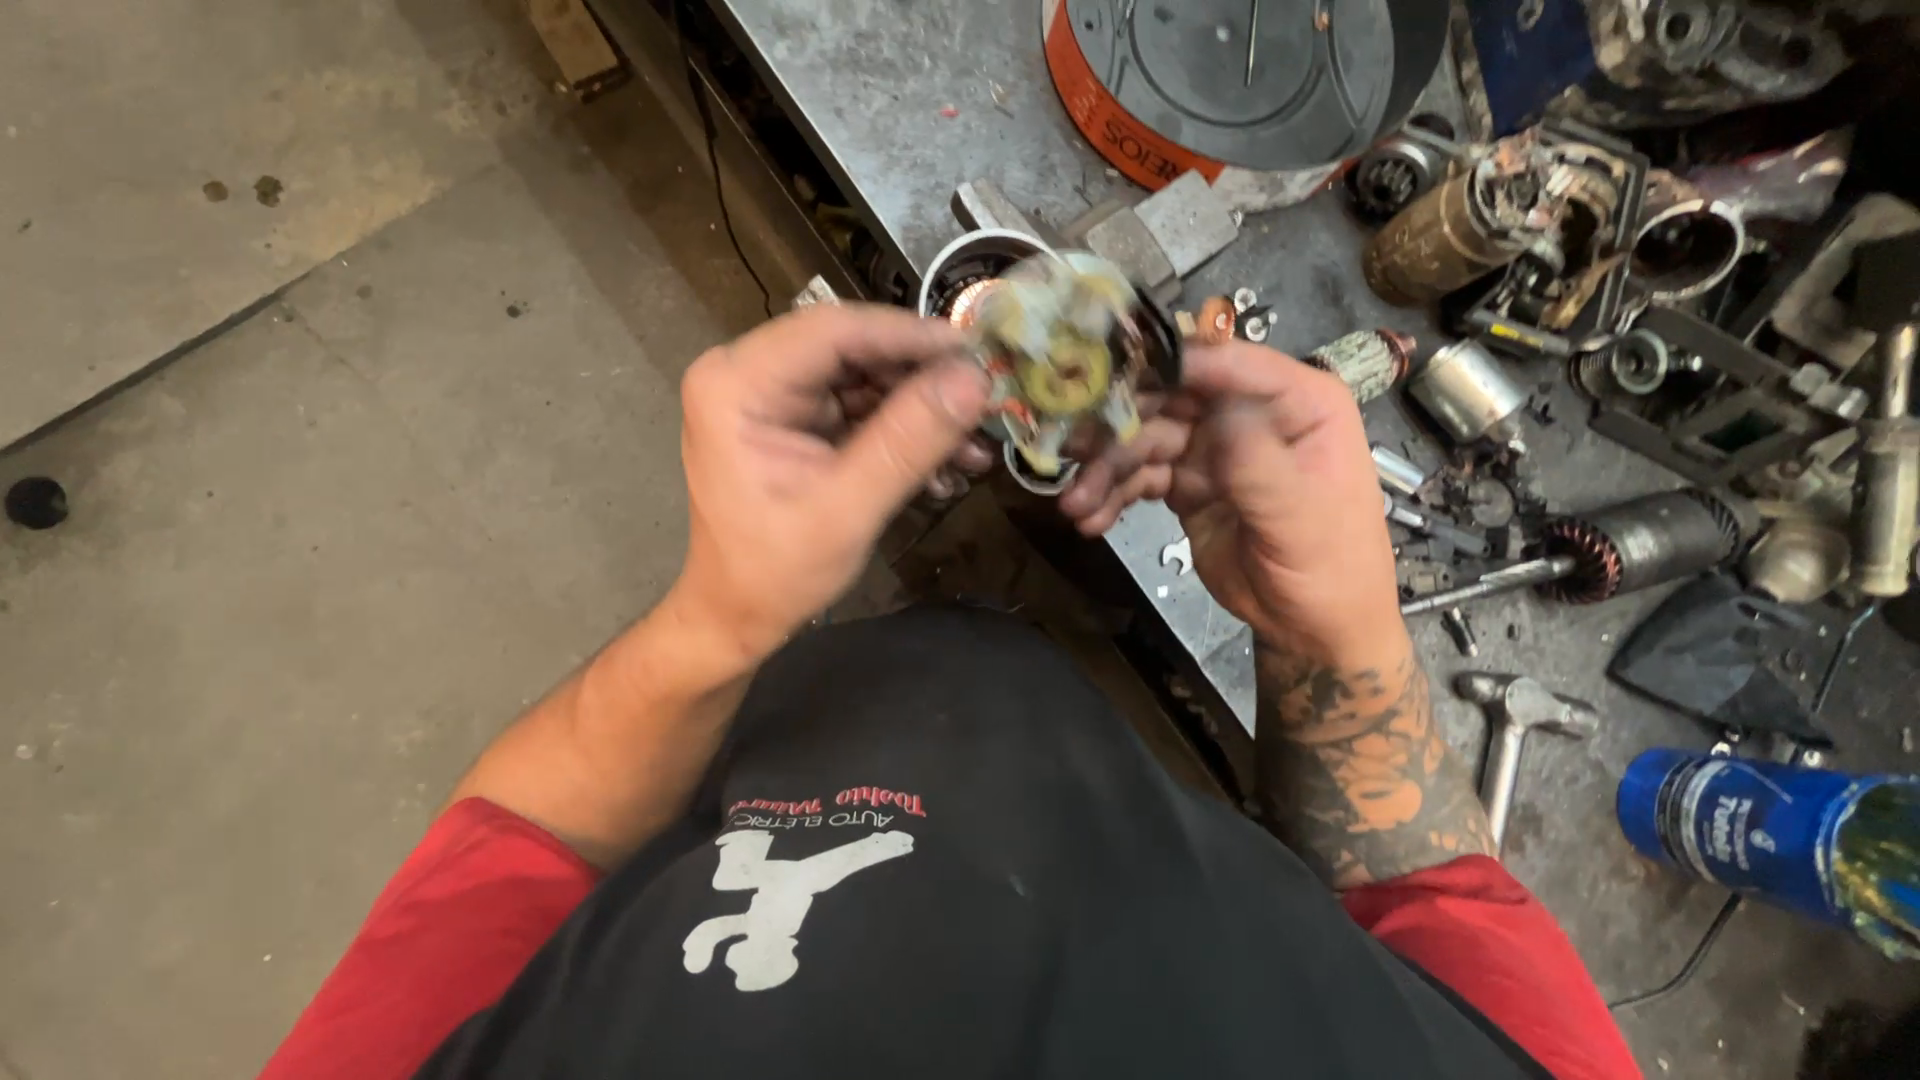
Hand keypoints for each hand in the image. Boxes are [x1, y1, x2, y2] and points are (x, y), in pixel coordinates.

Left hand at [673, 305, 989, 660]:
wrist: (738, 614)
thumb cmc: (775, 572)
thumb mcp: (846, 510)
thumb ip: (908, 442)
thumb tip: (974, 380)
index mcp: (736, 384)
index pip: (832, 331)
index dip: (908, 335)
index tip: (974, 350)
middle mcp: (747, 373)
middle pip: (852, 349)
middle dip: (921, 378)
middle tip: (984, 400)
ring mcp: (772, 394)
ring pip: (864, 375)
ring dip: (921, 409)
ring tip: (974, 446)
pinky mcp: (796, 417)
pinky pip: (860, 404)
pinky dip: (904, 430)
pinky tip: (946, 461)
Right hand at [1059, 342, 1402, 663]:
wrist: (1313, 628)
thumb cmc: (1329, 568)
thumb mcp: (1300, 518)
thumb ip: (1258, 465)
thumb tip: (1216, 412)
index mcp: (1297, 405)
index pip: (1232, 364)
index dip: (1174, 365)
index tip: (1115, 374)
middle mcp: (1251, 416)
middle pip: (1173, 399)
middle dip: (1120, 424)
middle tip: (1073, 445)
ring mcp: (1216, 451)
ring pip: (1147, 441)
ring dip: (1106, 469)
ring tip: (1074, 502)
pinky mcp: (1189, 485)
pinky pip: (1142, 479)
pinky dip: (1113, 496)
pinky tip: (1090, 519)